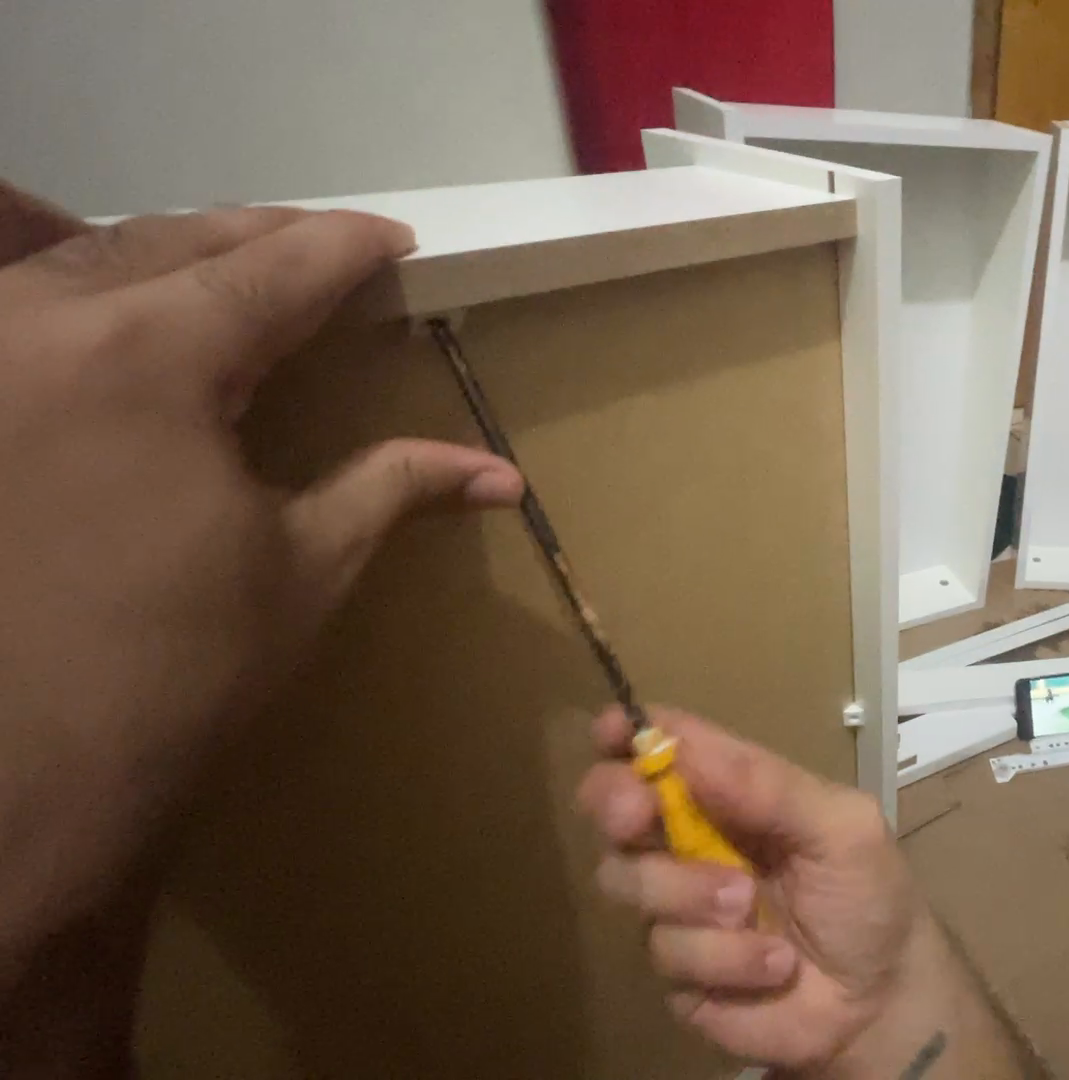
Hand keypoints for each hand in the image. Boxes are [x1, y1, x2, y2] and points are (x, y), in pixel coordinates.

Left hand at [0, 181, 522, 967]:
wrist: (15, 772)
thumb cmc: (183, 660)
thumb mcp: (311, 560)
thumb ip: (398, 486)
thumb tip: (503, 477)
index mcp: (146, 363)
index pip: (270, 272)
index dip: (343, 248)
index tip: (395, 240)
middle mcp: (30, 331)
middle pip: (169, 243)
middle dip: (263, 236)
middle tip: (333, 247)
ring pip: (74, 256)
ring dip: (173, 252)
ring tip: (241, 266)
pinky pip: (18, 305)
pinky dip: (86, 289)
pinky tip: (120, 314)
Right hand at [576, 708, 1022, 1077]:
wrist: (878, 1001)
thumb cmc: (869, 893)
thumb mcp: (840, 826)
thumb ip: (770, 788)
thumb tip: (687, 748)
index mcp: (739, 792)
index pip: (673, 748)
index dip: (633, 732)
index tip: (608, 729)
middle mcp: (697, 838)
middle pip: (619, 806)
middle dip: (619, 804)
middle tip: (639, 817)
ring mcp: (681, 904)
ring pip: (629, 880)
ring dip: (690, 893)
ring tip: (750, 908)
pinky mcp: (677, 969)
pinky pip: (666, 952)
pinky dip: (724, 957)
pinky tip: (773, 964)